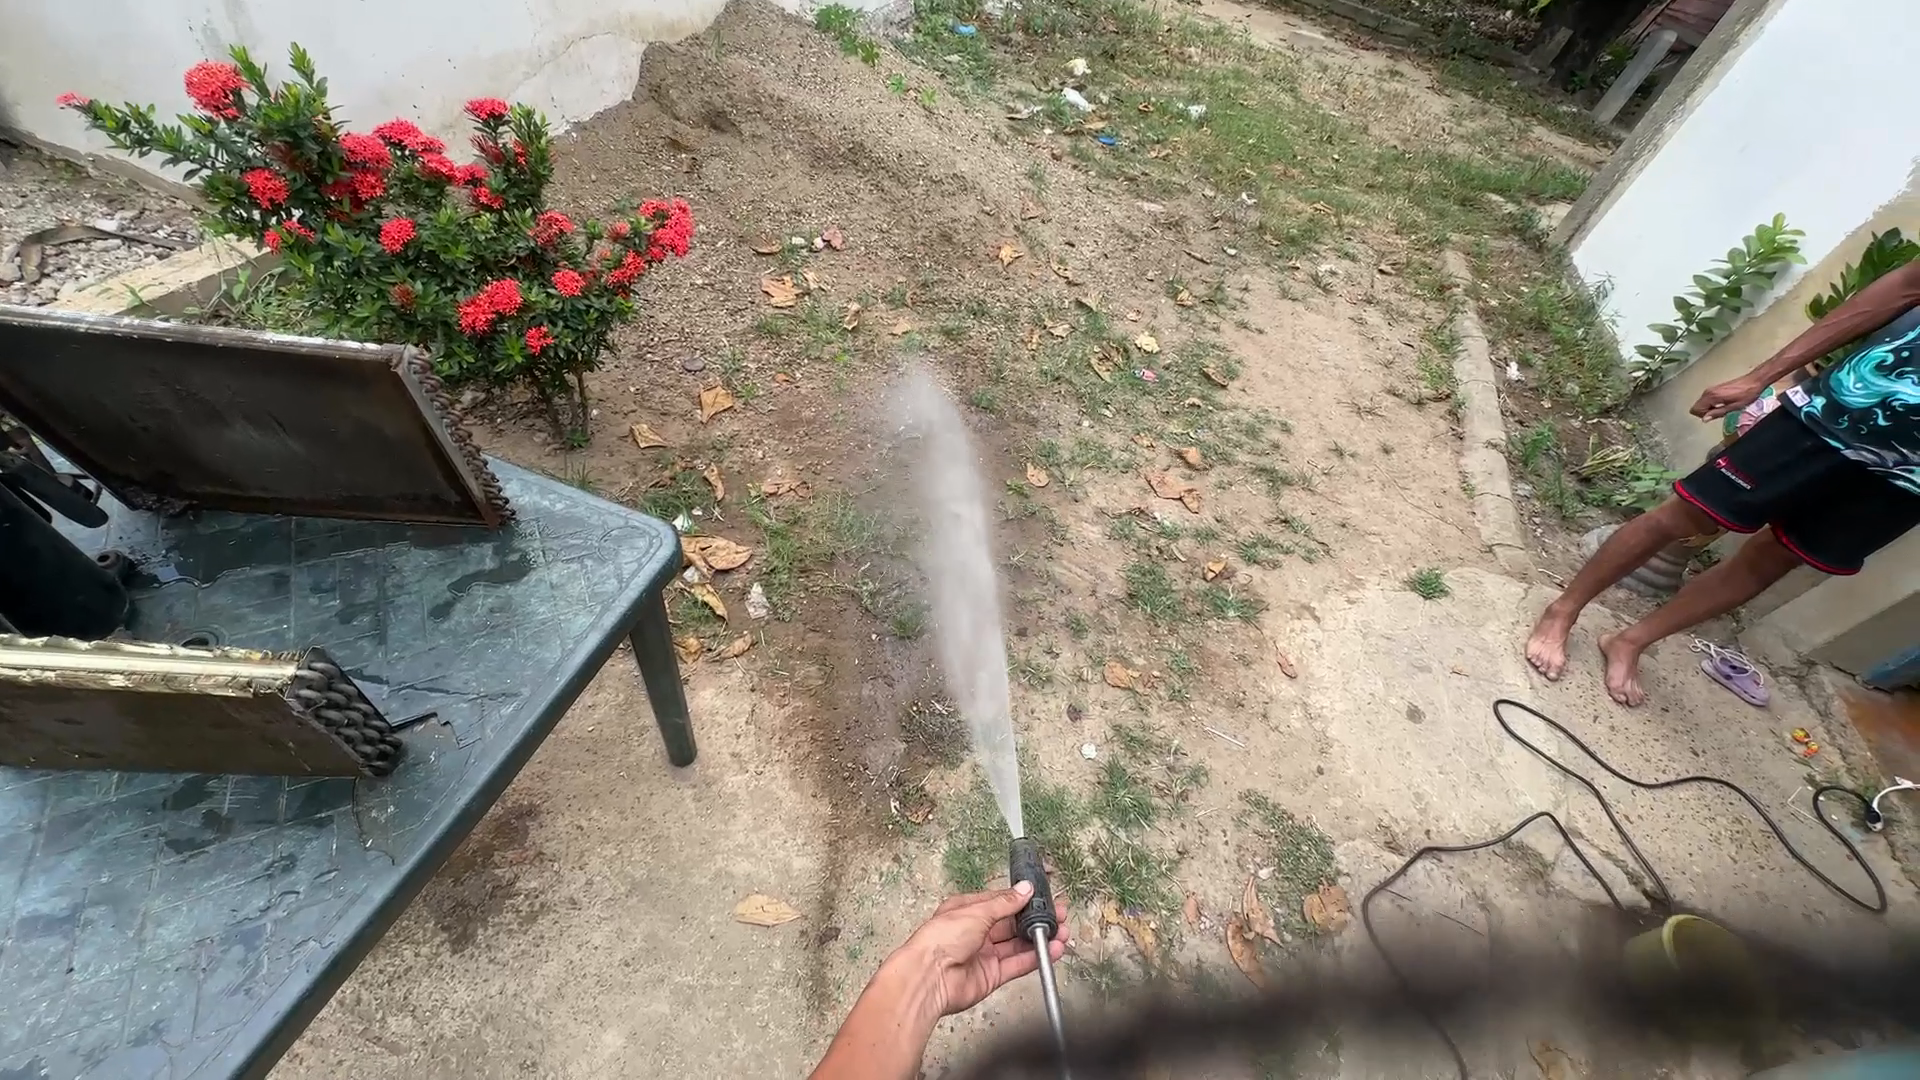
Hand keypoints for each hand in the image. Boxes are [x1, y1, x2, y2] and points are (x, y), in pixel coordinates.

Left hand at [892, 881, 1069, 1020]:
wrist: (930, 977)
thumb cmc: (940, 939)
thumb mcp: (976, 912)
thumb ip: (1004, 903)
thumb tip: (1024, 889)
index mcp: (968, 909)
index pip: (1002, 901)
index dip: (1023, 899)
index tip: (1042, 896)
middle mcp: (977, 931)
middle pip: (1013, 923)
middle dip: (1035, 919)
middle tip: (1057, 915)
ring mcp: (985, 953)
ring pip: (1018, 943)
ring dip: (1039, 938)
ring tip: (1061, 933)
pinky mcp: (991, 975)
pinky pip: (1018, 964)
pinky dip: (1035, 957)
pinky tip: (1051, 951)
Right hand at [1690, 376, 1764, 420]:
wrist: (1755, 381)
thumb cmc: (1748, 393)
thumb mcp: (1734, 407)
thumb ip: (1717, 413)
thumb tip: (1705, 419)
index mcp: (1711, 397)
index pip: (1695, 410)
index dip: (1704, 415)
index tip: (1715, 415)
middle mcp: (1707, 392)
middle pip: (1696, 406)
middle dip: (1705, 411)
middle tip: (1719, 412)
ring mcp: (1710, 389)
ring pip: (1700, 403)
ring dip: (1709, 407)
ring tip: (1723, 406)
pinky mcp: (1714, 388)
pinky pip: (1705, 399)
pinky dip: (1711, 403)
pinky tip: (1723, 402)